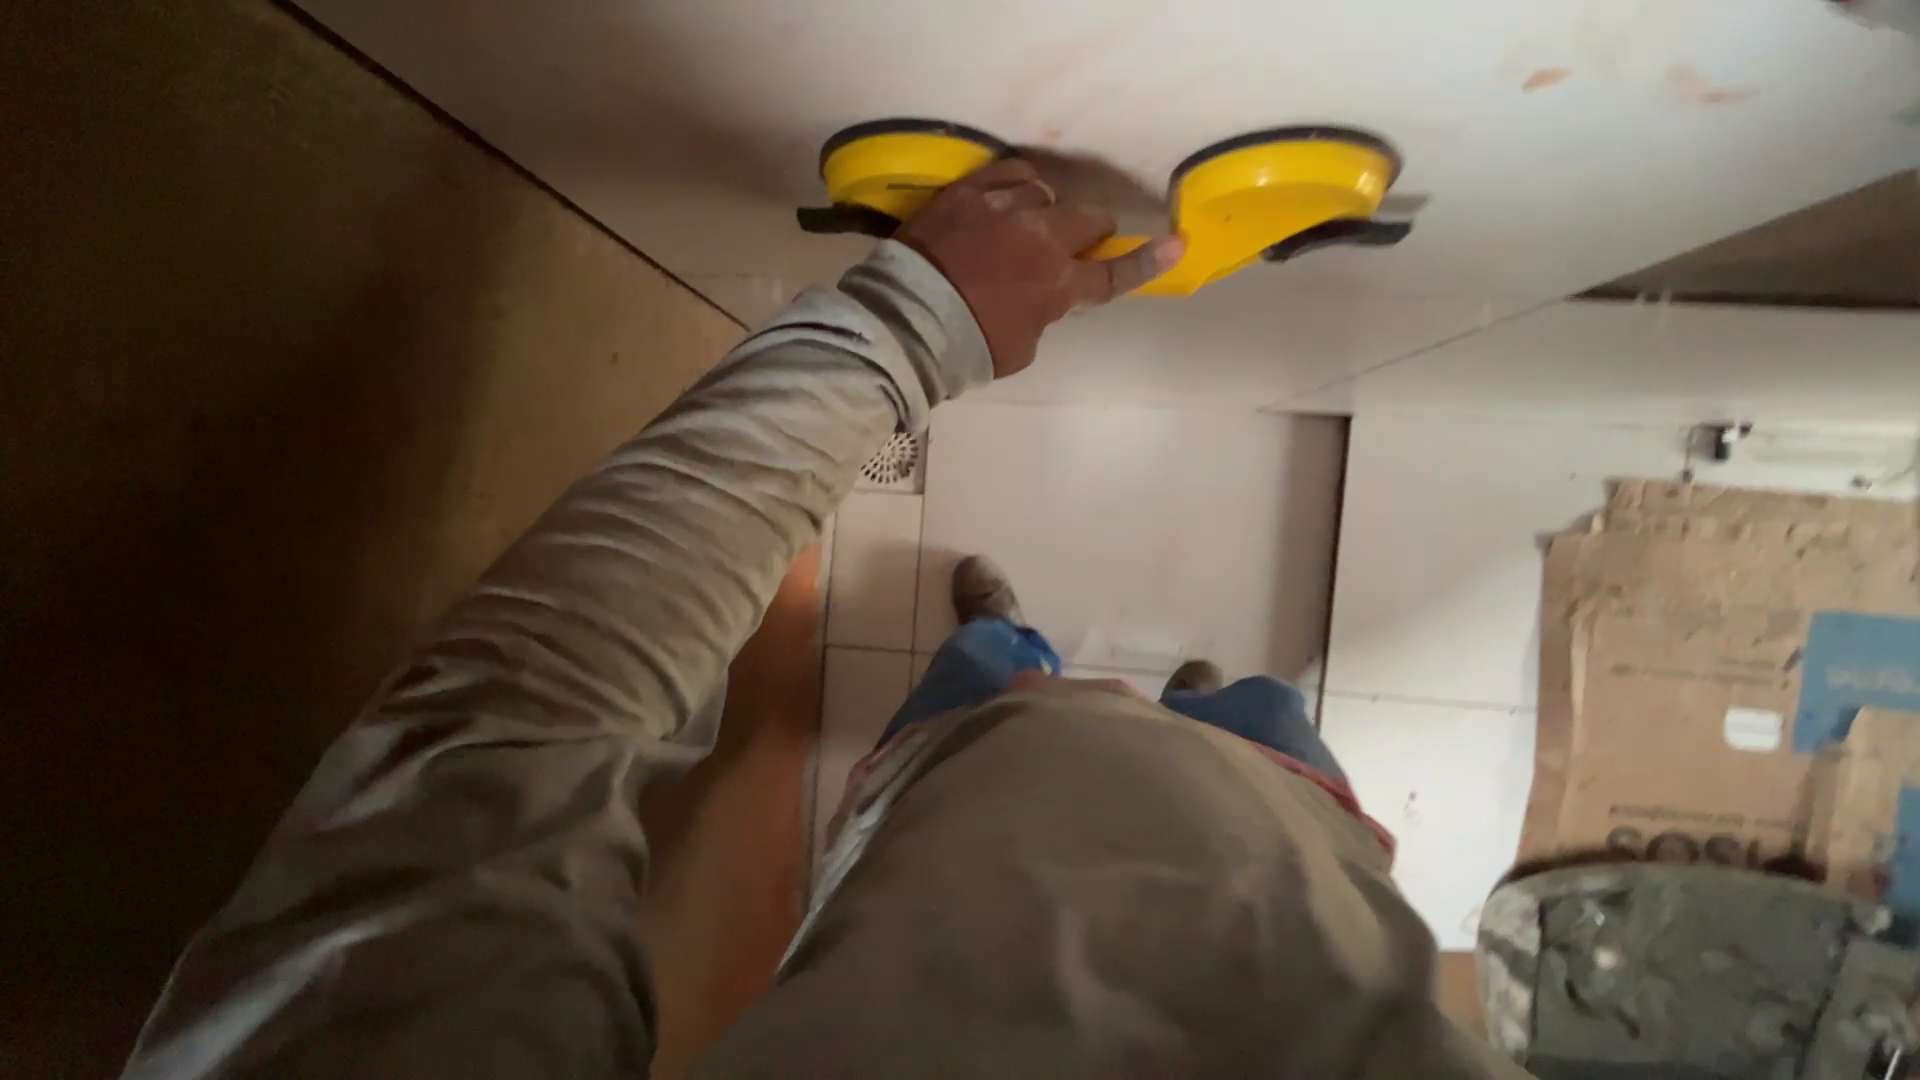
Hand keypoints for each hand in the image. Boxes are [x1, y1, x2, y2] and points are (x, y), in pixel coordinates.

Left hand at [894, 157, 1183, 378]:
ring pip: (1047, 193)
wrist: (909, 324)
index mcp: (1058, 285)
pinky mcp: (969, 192)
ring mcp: (1005, 209)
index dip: (1145, 263)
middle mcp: (1041, 239)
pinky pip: (1009, 170)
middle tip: (1076, 244)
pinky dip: (1019, 183)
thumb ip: (1041, 315)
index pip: (1113, 274)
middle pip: (1087, 220)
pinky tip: (1014, 191)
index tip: (1176, 245)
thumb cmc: (968, 349)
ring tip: (1027, 224)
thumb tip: (1041, 296)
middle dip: (1090, 233)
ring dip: (1046, 210)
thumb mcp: (1021, 348)